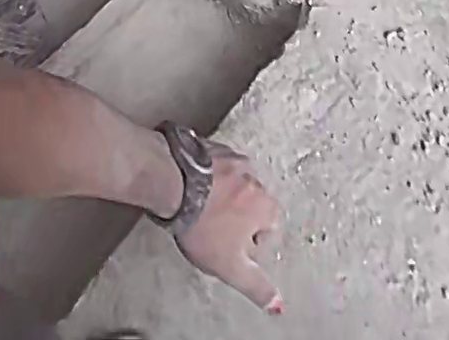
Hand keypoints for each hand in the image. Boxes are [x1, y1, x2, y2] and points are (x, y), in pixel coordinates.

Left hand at [173, 145, 283, 313]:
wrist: (171, 181)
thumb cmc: (202, 224)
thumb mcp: (230, 267)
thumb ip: (257, 286)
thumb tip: (277, 304)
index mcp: (265, 204)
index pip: (269, 229)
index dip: (249, 243)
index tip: (229, 246)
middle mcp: (253, 175)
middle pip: (251, 201)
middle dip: (237, 214)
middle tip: (213, 226)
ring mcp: (230, 155)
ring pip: (232, 180)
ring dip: (221, 191)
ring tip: (199, 205)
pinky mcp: (208, 142)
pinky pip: (213, 162)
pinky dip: (206, 172)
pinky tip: (191, 185)